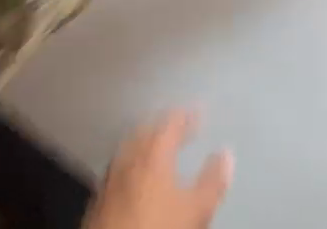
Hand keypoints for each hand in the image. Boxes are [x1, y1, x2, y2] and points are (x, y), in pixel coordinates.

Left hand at [83, 109, 232, 228]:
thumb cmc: (159, 225)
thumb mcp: (196, 207)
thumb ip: (213, 179)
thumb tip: (226, 153)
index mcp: (154, 151)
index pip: (171, 120)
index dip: (186, 113)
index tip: (199, 110)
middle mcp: (129, 155)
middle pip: (147, 128)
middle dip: (164, 122)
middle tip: (179, 123)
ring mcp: (111, 173)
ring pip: (130, 145)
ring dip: (146, 139)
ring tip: (158, 144)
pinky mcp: (99, 194)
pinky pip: (118, 164)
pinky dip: (131, 159)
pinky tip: (136, 173)